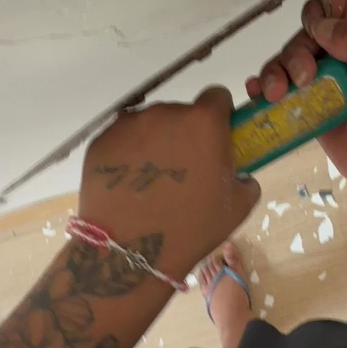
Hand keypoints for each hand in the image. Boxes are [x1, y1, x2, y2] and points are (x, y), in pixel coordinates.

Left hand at [76, 87, 261, 282]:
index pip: (216, 96)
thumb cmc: (192, 227)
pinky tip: (129, 183)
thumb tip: (235, 173)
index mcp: (204, 122)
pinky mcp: (101, 141)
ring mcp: (129, 125)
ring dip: (156, 142)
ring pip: (150, 124)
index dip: (219, 114)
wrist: (131, 250)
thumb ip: (244, 178)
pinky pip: (122, 139)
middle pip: (181, 113)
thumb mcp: (238, 206)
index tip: (216, 137)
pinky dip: (128, 154)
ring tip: (153, 180)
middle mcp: (165, 113)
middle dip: (186, 134)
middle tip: (184, 169)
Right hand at [247, 0, 346, 203]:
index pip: (344, 2)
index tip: (315, 33)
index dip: (323, 11)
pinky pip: (287, 90)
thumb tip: (319, 24)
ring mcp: (334, 81)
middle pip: (310, 32)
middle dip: (298, 50)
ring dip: (278, 70)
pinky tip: (259, 94)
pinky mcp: (316, 108)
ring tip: (274, 93)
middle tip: (302, 77)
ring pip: (293, 60)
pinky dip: (268, 88)